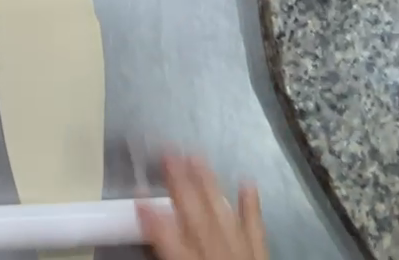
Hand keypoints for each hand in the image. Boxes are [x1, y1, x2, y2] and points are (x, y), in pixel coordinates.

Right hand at [139, 154, 267, 259]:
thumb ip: (165, 248)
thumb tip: (148, 220)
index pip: (167, 233)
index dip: (151, 209)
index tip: (137, 184)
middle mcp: (218, 253)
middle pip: (196, 214)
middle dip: (180, 181)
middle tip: (166, 148)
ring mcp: (242, 252)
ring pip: (223, 214)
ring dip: (209, 184)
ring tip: (196, 153)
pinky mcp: (261, 254)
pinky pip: (256, 229)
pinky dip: (251, 205)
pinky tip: (247, 181)